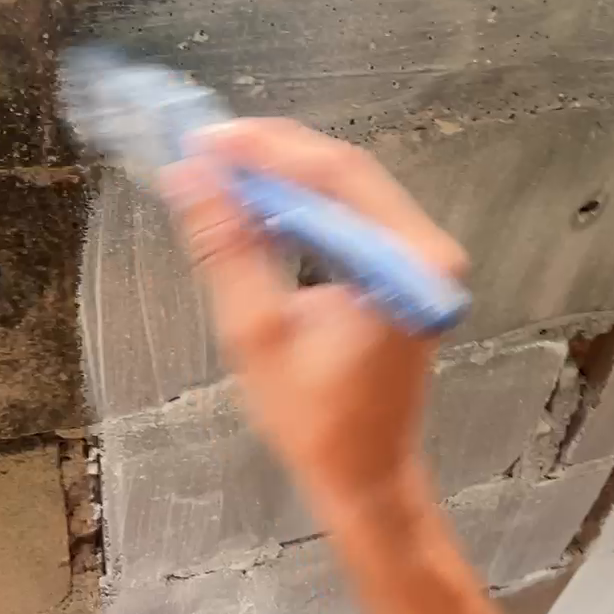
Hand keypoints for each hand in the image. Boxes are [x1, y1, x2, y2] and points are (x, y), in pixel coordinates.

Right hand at [159, 119, 469, 515]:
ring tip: (222, 173)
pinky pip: (347, 216)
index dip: (266, 150)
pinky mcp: (402, 268)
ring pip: (344, 190)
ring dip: (282, 178)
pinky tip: (259, 208)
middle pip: (344, 173)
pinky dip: (300, 207)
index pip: (334, 176)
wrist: (366, 474)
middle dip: (271, 156)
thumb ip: (226, 249)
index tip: (206, 139)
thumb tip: (189, 175)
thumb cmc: (315, 421)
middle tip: (206, 150)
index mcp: (406, 263)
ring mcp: (418, 257)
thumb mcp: (257, 333)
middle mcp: (425, 249)